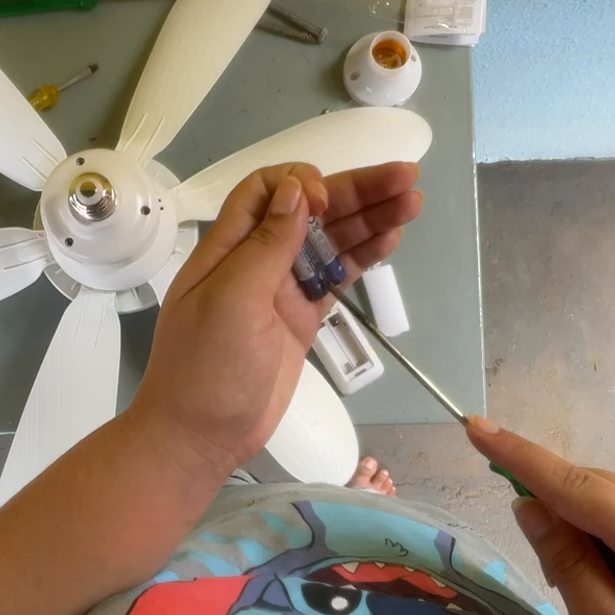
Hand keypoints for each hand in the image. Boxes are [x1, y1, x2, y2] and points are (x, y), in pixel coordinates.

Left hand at [131, 162, 423, 476]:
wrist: (201, 436)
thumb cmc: (207, 367)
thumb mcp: (232, 299)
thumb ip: (265, 244)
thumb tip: (296, 188)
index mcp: (228, 247)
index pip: (267, 191)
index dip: (301, 184)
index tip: (327, 203)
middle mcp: (256, 260)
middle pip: (310, 211)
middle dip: (355, 191)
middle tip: (407, 178)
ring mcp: (280, 290)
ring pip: (329, 242)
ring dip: (369, 220)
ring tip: (413, 202)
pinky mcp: (300, 319)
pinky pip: (333, 278)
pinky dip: (361, 258)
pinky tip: (389, 240)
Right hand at [465, 418, 614, 614]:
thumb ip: (566, 563)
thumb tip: (527, 504)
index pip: (574, 485)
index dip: (518, 455)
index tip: (473, 424)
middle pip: (585, 486)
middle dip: (552, 515)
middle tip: (555, 581)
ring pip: (599, 495)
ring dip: (575, 527)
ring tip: (594, 592)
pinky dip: (597, 532)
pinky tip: (614, 579)